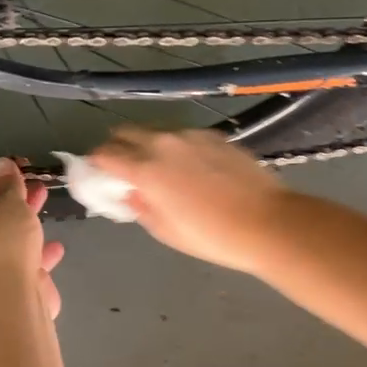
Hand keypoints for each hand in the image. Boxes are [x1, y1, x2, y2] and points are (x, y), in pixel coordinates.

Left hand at [0, 158, 66, 318]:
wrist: (15, 295)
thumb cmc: (7, 238)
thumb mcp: (10, 201)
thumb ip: (9, 181)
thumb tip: (2, 162)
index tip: (13, 166)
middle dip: (15, 195)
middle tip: (34, 180)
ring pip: (13, 233)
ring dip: (29, 217)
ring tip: (45, 199)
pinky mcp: (15, 279)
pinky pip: (29, 258)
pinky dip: (41, 250)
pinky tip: (57, 246)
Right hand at [88, 126, 289, 274]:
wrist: (270, 223)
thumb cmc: (214, 236)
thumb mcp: (167, 232)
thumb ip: (141, 208)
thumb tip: (130, 194)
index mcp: (145, 169)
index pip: (104, 154)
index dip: (96, 162)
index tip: (97, 172)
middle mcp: (161, 143)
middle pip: (124, 132)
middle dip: (117, 146)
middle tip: (124, 166)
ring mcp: (188, 135)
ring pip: (154, 130)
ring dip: (147, 144)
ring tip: (160, 166)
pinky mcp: (212, 134)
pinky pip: (183, 135)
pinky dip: (177, 146)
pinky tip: (193, 166)